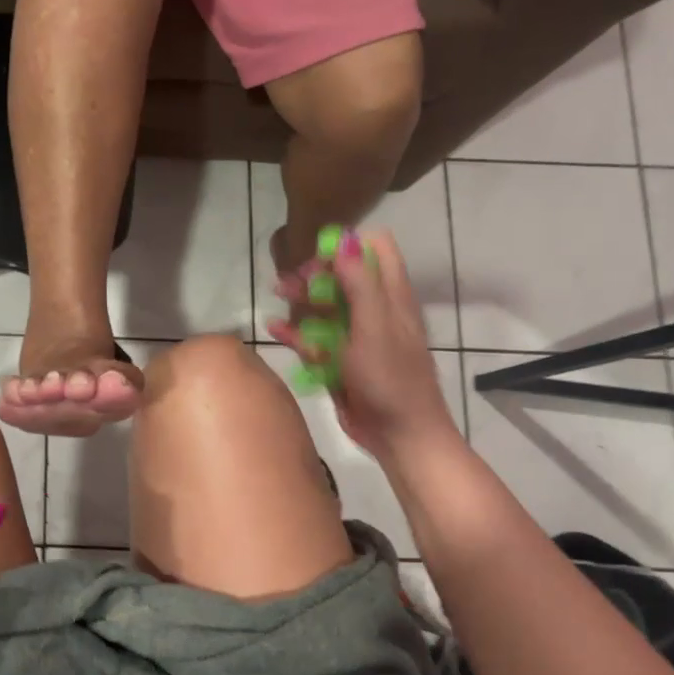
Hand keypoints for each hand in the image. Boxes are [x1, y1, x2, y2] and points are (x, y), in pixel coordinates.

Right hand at [268, 229, 458, 459]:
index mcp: (392, 296)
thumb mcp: (375, 326)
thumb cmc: (391, 378)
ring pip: (326, 307)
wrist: (399, 434)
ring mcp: (356, 337)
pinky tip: (274, 329)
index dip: (346, 247)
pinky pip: (314, 340)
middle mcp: (375, 310)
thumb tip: (345, 240)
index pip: (374, 248)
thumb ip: (361, 283)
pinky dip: (295, 333)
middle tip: (290, 281)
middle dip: (316, 273)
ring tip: (277, 295)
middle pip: (343, 276)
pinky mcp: (340, 361)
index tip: (319, 259)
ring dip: (302, 299)